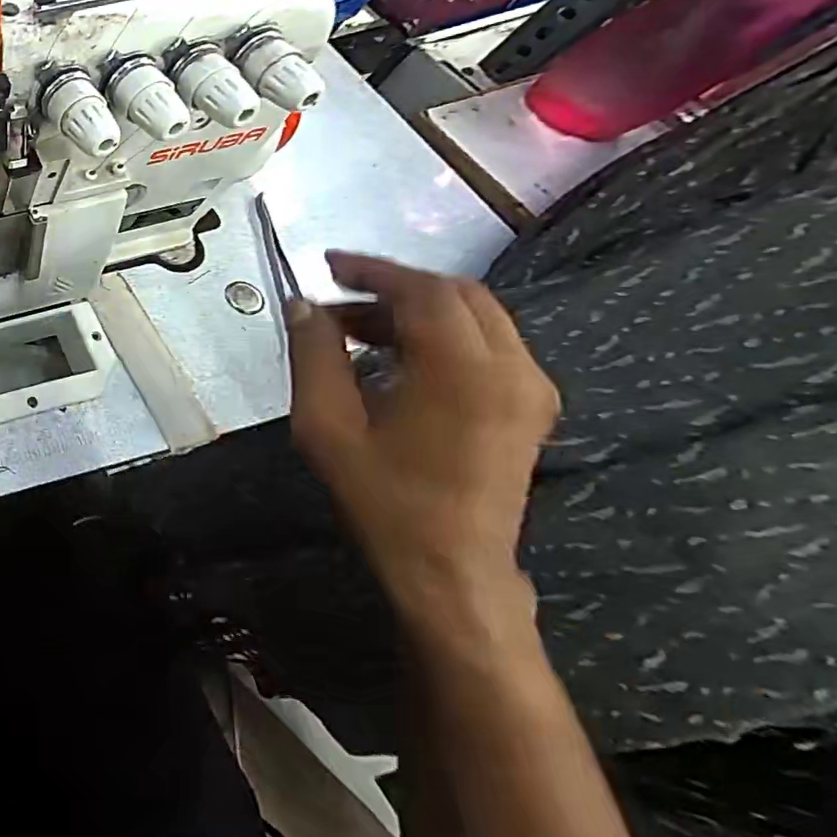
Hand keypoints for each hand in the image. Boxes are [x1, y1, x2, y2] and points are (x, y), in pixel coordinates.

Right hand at [285, 252, 557, 624]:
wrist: (451, 571)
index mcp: (463, 370)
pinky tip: (400, 358)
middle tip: (338, 302)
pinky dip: (442, 334)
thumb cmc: (384, 501)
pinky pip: (488, 342)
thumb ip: (314, 356)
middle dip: (393, 288)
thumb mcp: (327, 427)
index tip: (328, 265)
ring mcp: (530, 386)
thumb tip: (305, 308)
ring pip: (474, 315)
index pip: (422, 290)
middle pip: (454, 294)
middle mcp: (511, 367)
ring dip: (416, 310)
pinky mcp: (532, 404)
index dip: (373, 270)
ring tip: (359, 331)